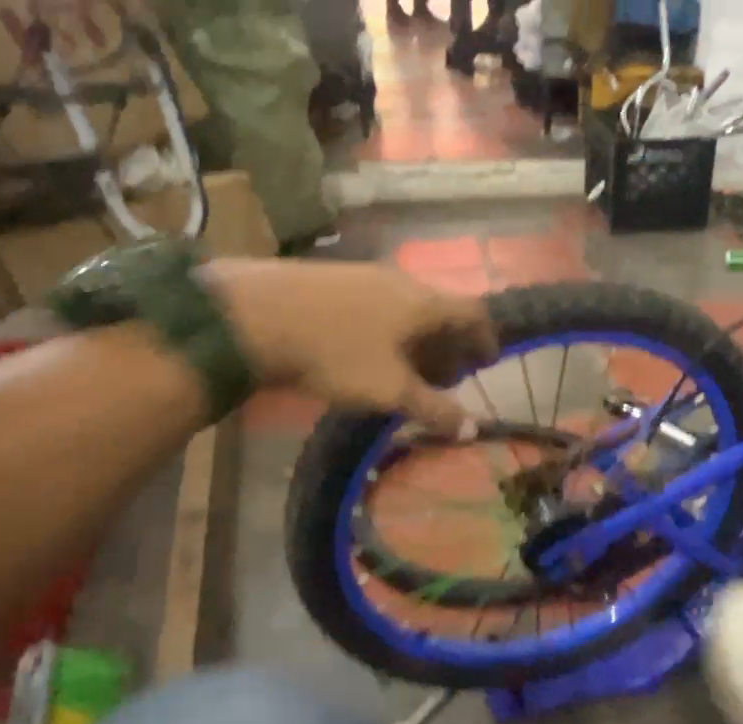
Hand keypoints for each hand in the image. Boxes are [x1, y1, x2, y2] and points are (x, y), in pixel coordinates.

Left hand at [203, 259, 495, 432]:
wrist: (256, 316)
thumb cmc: (337, 354)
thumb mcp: (390, 390)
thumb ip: (433, 409)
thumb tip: (471, 429)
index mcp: (424, 302)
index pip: (473, 313)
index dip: (485, 337)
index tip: (487, 361)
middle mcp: (401, 280)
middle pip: (441, 309)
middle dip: (450, 344)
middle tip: (447, 377)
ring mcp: (365, 275)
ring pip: (408, 307)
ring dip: (418, 338)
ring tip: (408, 370)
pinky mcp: (335, 280)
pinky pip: (379, 304)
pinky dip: (390, 329)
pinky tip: (369, 352)